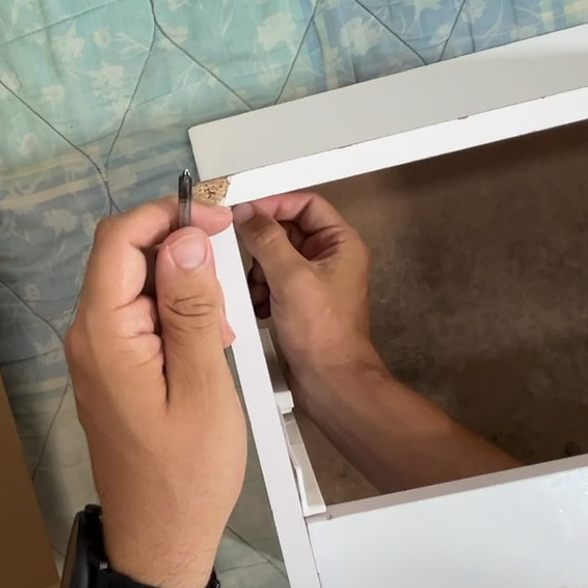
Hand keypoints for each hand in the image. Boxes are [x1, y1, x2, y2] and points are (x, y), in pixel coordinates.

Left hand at [64, 197, 245, 587]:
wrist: (159, 543)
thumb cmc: (187, 474)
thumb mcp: (203, 387)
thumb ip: (192, 309)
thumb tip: (184, 238)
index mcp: (103, 332)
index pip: (119, 239)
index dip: (167, 215)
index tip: (218, 219)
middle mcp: (88, 334)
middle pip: (124, 257)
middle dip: (177, 245)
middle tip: (231, 265)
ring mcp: (96, 354)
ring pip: (134, 285)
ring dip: (180, 282)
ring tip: (226, 317)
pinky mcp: (111, 370)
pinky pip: (138, 318)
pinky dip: (173, 312)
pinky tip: (209, 340)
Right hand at [234, 193, 389, 415]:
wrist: (329, 383)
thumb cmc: (323, 334)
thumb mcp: (291, 277)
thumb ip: (266, 239)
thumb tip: (247, 212)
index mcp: (340, 244)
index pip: (306, 204)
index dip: (276, 203)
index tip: (246, 210)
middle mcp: (328, 258)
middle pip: (285, 231)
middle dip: (262, 246)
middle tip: (247, 257)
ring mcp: (312, 281)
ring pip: (272, 257)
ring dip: (258, 271)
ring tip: (259, 290)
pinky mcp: (297, 303)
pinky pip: (270, 282)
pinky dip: (259, 291)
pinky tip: (261, 306)